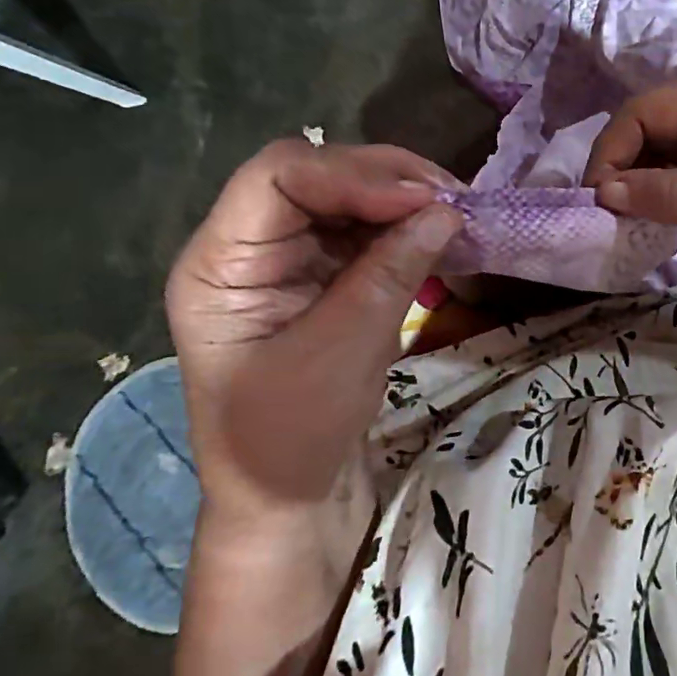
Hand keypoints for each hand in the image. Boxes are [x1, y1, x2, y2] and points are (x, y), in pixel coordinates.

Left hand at [166, 141, 462, 528]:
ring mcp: (285, 256)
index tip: (419, 199)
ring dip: (402, 198)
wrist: (286, 501)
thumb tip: (445, 210)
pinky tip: (440, 233)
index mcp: (220, 263)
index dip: (349, 174)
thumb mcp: (341, 355)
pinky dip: (404, 226)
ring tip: (457, 211)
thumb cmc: (291, 440)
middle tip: (452, 197)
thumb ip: (390, 274)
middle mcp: (247, 245)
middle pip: (313, 175)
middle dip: (385, 179)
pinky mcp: (319, 272)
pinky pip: (363, 229)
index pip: (276, 177)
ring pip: (345, 195)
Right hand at [582, 74, 676, 261]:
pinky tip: (656, 222)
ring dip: (640, 185)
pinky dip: (664, 198)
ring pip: (665, 156)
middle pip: (651, 130)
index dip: (612, 148)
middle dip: (622, 168)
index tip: (597, 198)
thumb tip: (604, 193)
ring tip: (625, 223)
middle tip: (606, 216)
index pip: (646, 110)